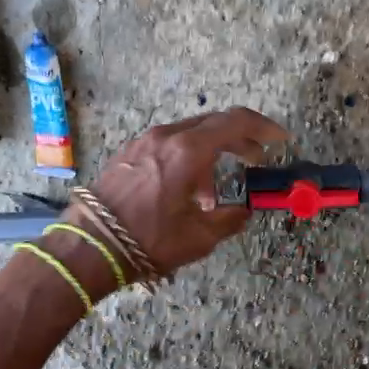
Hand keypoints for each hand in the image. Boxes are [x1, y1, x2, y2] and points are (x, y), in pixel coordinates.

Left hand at [88, 108, 288, 275]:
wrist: (90, 245)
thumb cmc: (149, 241)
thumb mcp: (199, 237)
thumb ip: (230, 219)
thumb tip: (242, 211)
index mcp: (189, 150)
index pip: (236, 122)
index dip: (263, 127)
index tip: (279, 139)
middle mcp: (166, 136)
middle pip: (213, 125)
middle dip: (239, 140)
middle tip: (255, 159)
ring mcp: (144, 142)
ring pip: (188, 135)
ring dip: (210, 154)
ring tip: (212, 194)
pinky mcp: (128, 153)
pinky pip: (167, 145)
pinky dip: (185, 159)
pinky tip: (184, 191)